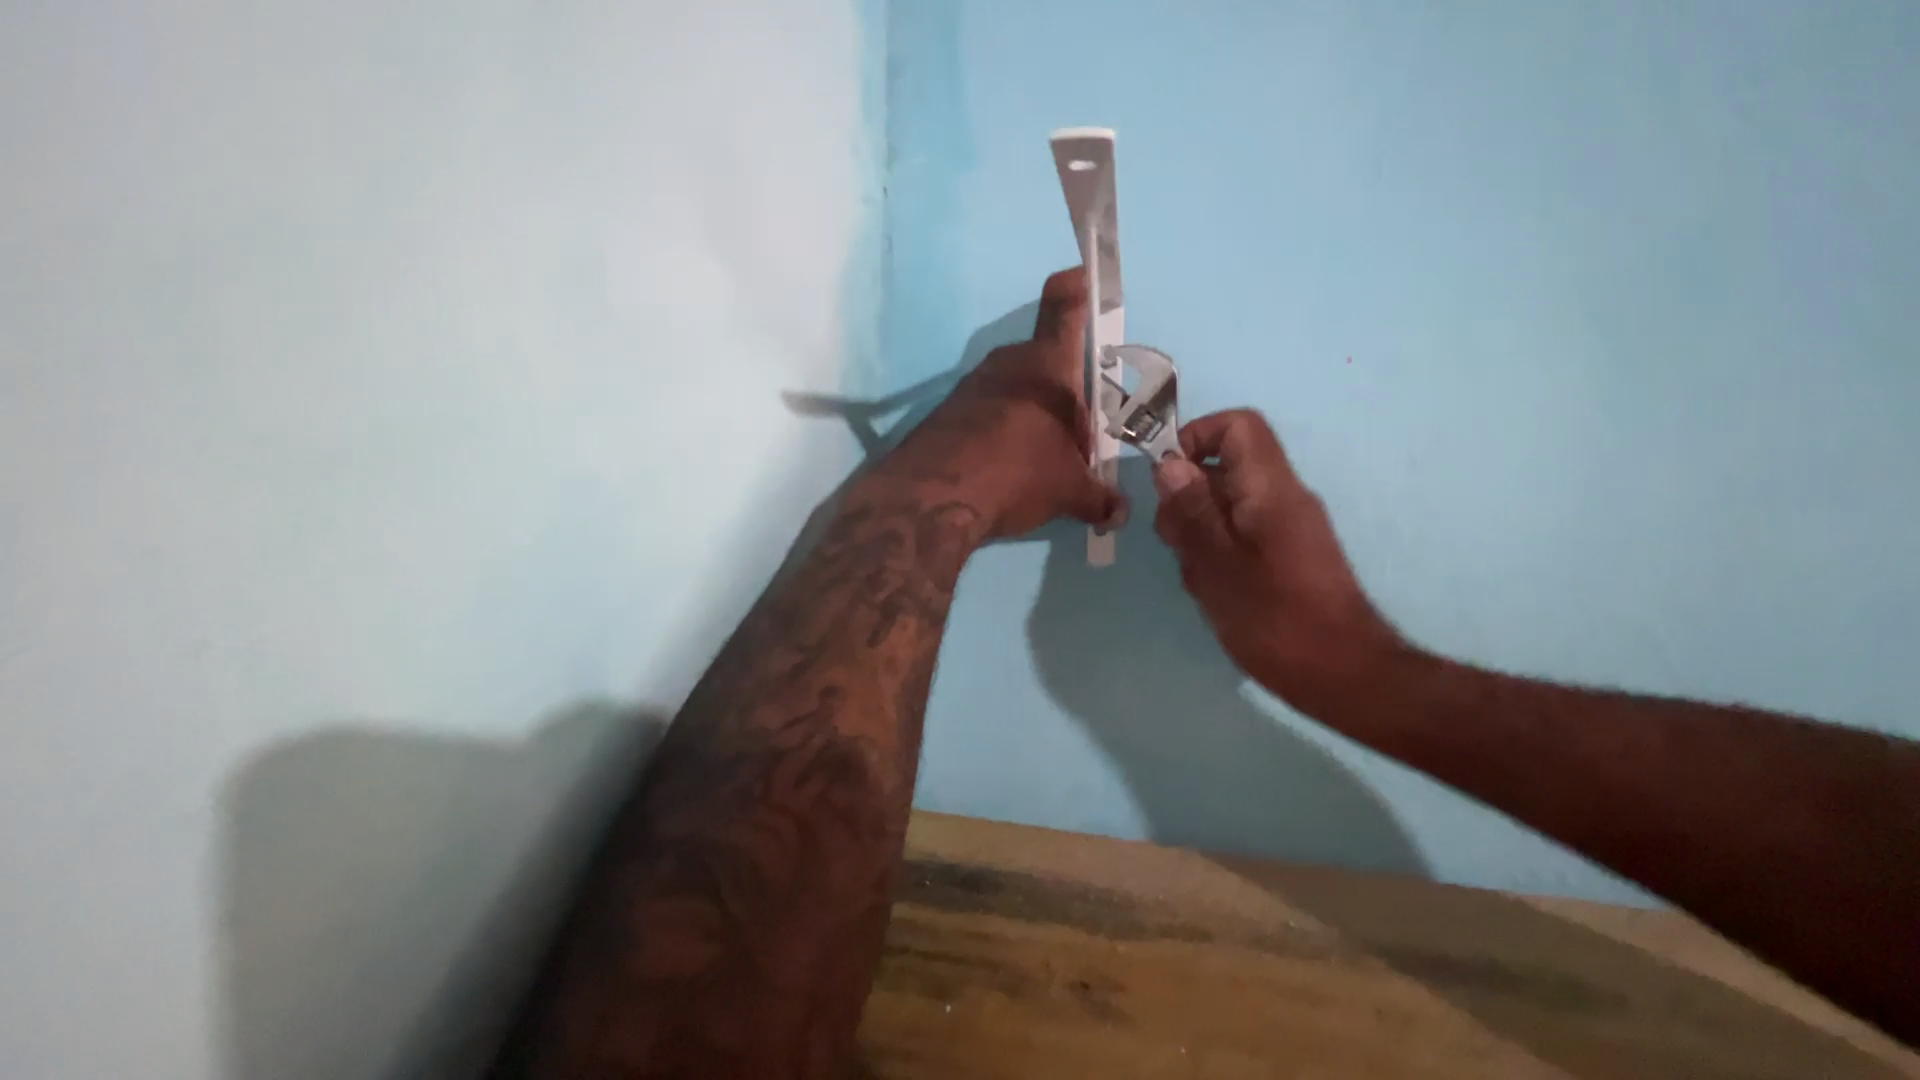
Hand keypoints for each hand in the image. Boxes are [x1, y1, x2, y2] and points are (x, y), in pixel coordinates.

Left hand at [874, 267, 1124, 538]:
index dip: (1078, 285)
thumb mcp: (1069, 491)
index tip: (1086, 278)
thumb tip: (1120, 512)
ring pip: (1017, 388)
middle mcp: (1009, 363)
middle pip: (1047, 361)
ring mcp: (973, 385)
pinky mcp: (947, 411)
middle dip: (1067, 390)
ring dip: (1034, 414)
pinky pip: (989, 410)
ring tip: (1046, 460)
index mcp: (1049, 366)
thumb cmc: (1016, 474)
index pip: (1065, 305)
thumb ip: (1099, 497)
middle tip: (1082, 432)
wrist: (931, 497)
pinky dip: (1004, 430)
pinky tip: (1009, 469)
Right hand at [1152, 409, 1404, 712]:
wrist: (1344, 676)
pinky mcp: (1287, 555)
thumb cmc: (1276, 622)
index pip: (1238, 426)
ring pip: (1227, 505)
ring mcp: (1288, 527)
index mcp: (1271, 490)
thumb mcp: (1218, 567)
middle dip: (1186, 497)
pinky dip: (1216, 552)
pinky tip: (1210, 589)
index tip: (1166, 479)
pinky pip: (1241, 534)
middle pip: (1226, 467)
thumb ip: (1192, 512)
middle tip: (1175, 542)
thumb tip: (1170, 464)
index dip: (1196, 438)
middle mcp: (1284, 498)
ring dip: (1198, 530)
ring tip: (1195, 574)